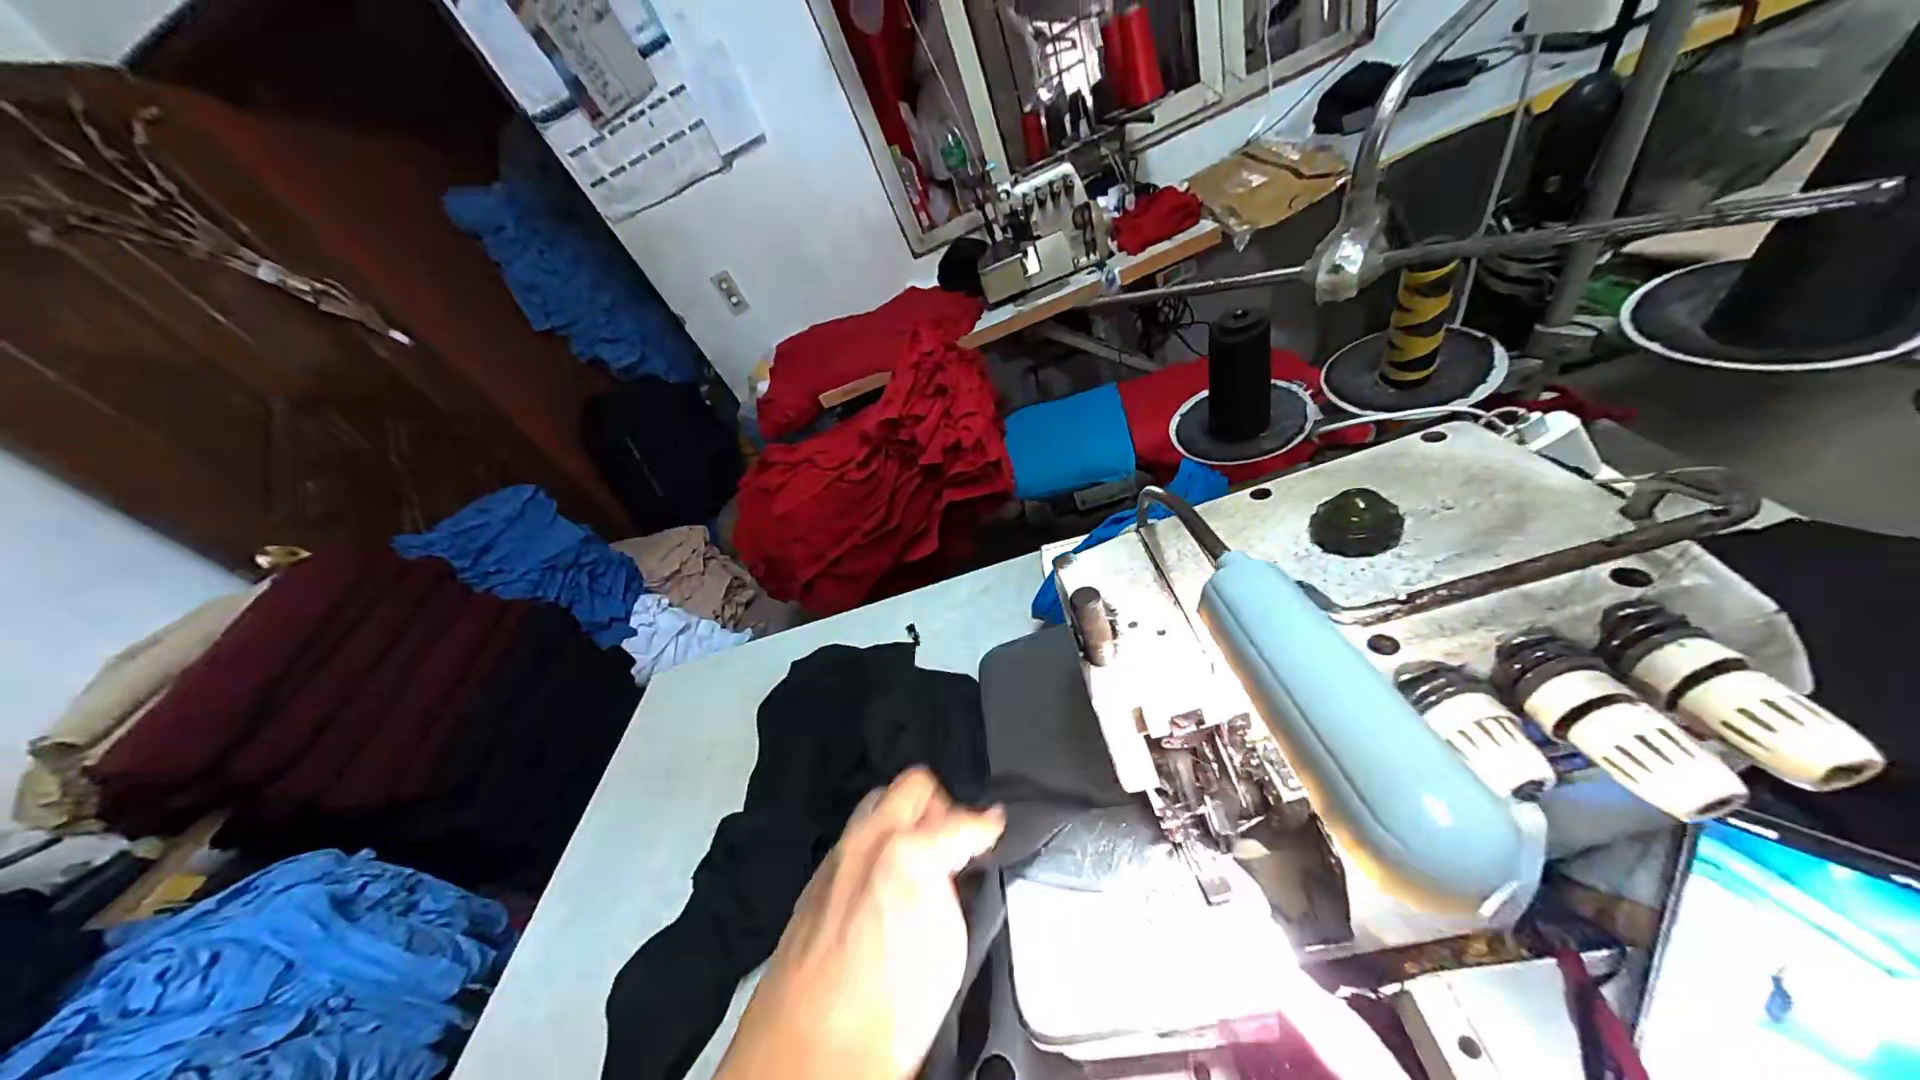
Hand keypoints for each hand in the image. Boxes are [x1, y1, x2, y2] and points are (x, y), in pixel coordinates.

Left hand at [714, 767, 1005, 1079]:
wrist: (809, 1049)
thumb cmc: (880, 1013)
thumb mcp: (948, 948)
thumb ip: (956, 888)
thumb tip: (961, 863)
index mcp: (909, 853)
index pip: (962, 817)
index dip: (985, 825)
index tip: (990, 830)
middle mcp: (868, 842)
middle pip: (915, 785)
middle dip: (943, 806)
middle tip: (956, 839)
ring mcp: (838, 854)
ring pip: (880, 802)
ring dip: (905, 818)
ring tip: (922, 857)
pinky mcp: (817, 875)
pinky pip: (854, 834)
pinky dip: (877, 842)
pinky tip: (886, 880)